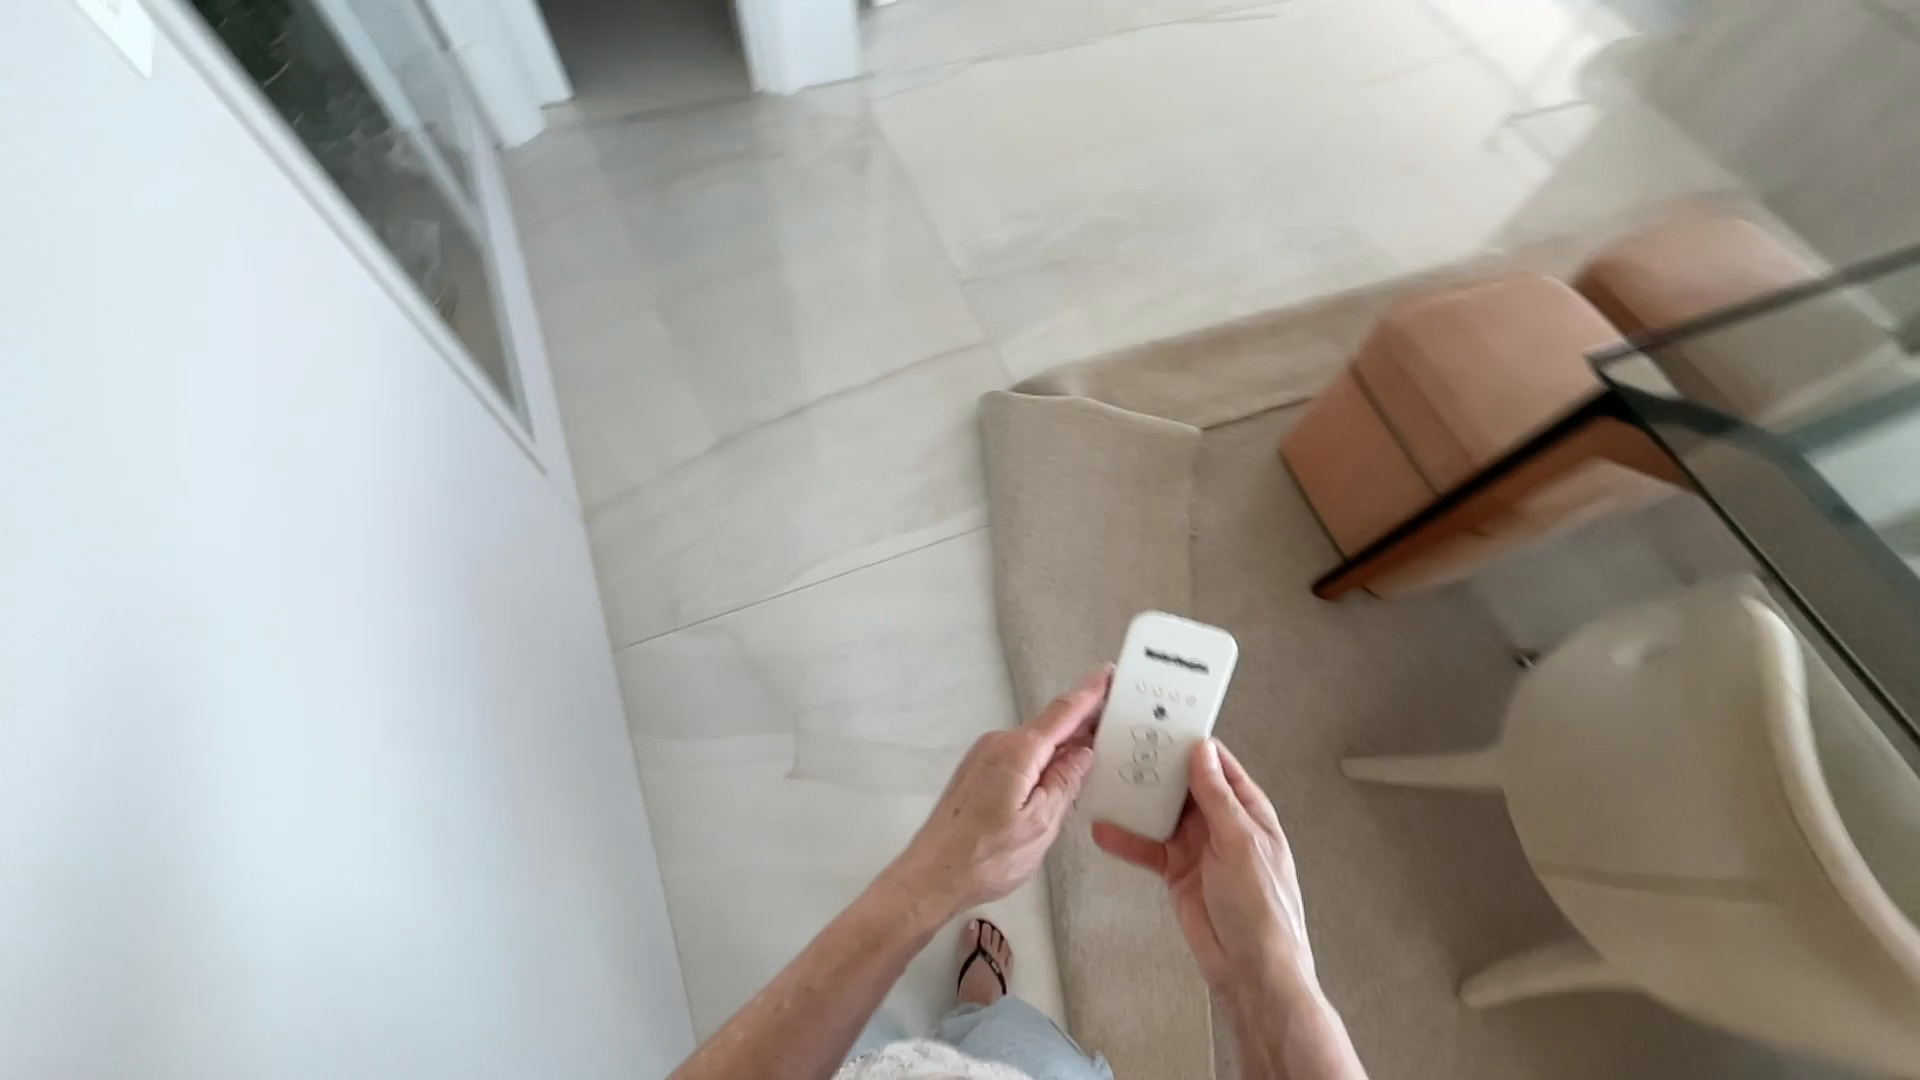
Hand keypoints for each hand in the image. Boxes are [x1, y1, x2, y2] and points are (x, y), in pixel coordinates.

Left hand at [882, 667, 1110, 920]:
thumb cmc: (984, 856)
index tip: (1109, 674)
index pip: (1063, 712)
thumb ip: (1065, 783)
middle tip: (1115, 718)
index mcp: (1018, 751)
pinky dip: (1043, 759)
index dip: (1090, 693)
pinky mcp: (978, 773)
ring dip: (1063, 745)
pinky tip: (1057, 776)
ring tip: (1095, 751)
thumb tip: (1082, 755)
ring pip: (1035, 743)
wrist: (932, 875)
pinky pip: (1020, 756)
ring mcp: (985, 757)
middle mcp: (998, 745)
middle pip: (1049, 725)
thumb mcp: (1041, 823)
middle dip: (1082, 721)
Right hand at [1093, 740, 1314, 999]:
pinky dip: (1126, 839)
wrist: (1251, 974)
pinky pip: (1147, 846)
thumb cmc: (1263, 910)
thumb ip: (1217, 797)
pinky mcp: (1175, 869)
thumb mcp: (1240, 843)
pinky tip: (1105, 829)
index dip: (1190, 742)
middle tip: (1123, 745)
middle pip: (1182, 784)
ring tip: (1107, 781)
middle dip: (1156, 767)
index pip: (1216, 764)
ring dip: (1137, 800)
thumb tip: (1202, 751)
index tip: (1162, 722)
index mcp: (1246, 810)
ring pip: (1160, 812)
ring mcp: (1196, 846)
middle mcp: (1220, 823)